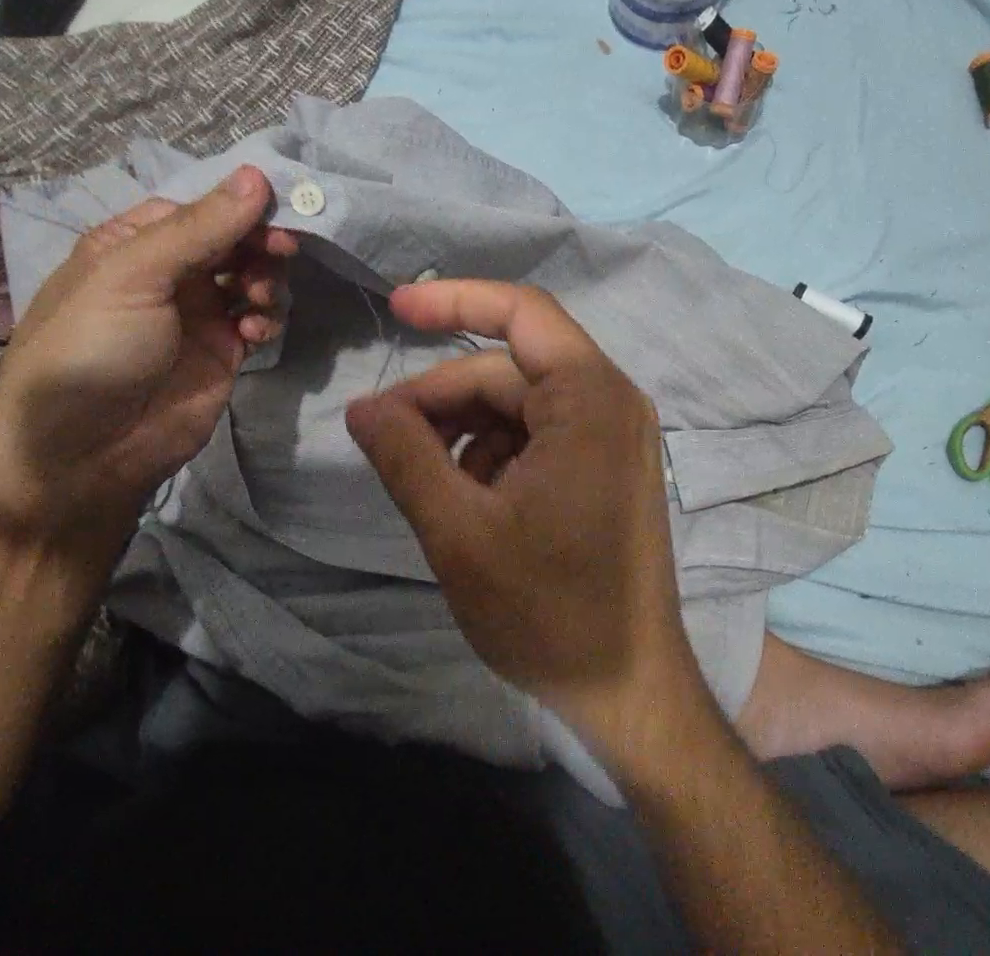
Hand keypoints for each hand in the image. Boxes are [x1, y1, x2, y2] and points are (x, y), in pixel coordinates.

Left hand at [0, 166, 295, 528]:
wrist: (86, 452)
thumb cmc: (92, 349)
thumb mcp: (134, 276)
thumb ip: (200, 227)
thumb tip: (258, 174)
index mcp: (132, 244)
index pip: (199, 208)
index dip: (238, 207)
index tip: (276, 210)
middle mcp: (168, 275)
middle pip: (232, 241)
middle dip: (260, 243)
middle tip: (282, 252)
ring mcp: (198, 317)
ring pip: (251, 279)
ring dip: (265, 281)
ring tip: (258, 300)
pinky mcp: (223, 356)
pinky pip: (258, 322)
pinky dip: (266, 321)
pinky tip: (255, 335)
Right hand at [345, 281, 708, 755]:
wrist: (628, 688)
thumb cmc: (547, 610)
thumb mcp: (458, 531)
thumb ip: (405, 456)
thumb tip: (361, 406)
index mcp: (591, 400)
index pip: (521, 313)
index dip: (453, 300)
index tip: (394, 309)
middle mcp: (613, 405)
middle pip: (510, 370)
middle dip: (443, 397)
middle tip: (383, 440)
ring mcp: (615, 442)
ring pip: (520, 408)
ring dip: (465, 434)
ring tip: (427, 486)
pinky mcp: (608, 475)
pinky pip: (540, 440)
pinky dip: (494, 458)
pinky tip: (468, 505)